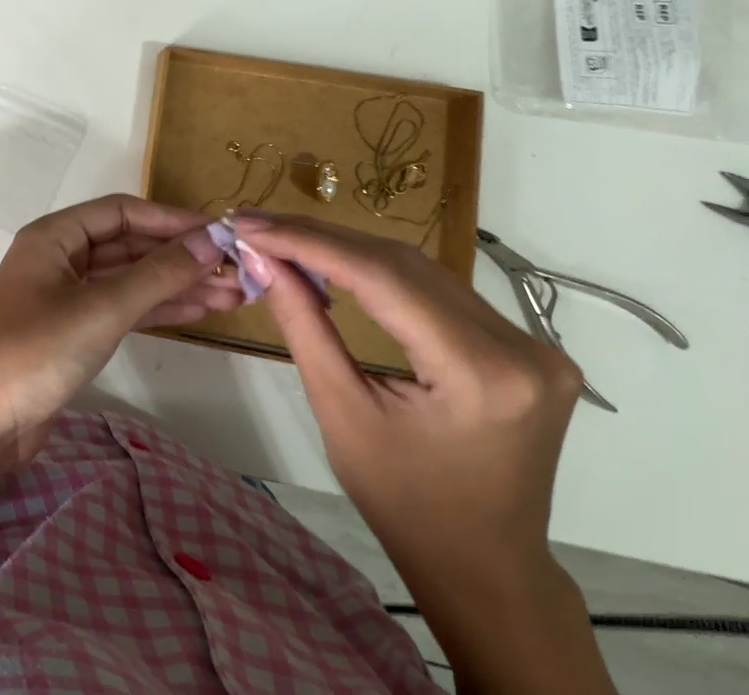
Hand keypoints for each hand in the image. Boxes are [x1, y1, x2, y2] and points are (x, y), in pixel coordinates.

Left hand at [0, 195, 238, 489]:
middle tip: (243, 269)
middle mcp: (56, 259)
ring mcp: (63, 296)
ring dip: (177, 283)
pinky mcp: (72, 330)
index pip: (121, 212)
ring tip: (238, 293)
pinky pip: (122, 307)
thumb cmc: (36, 352)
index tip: (225, 234)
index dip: (172, 220)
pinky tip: (201, 310)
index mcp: (51, 238)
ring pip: (129, 278)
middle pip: (127, 244)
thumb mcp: (102, 308)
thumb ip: (159, 273)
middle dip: (181, 255)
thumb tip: (213, 240)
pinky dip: (159, 308)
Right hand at [233, 213, 582, 588]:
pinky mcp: (524, 347)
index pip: (384, 279)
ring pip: (423, 272)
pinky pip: (440, 294)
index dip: (310, 243)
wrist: (481, 557)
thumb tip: (263, 261)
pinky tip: (332, 265)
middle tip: (254, 223)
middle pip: (406, 266)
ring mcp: (533, 345)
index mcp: (482, 372)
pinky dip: (378, 274)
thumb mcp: (340, 410)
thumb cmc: (400, 498)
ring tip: (281, 236)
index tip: (249, 225)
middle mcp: (523, 347)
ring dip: (347, 250)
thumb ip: (304, 327)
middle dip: (323, 238)